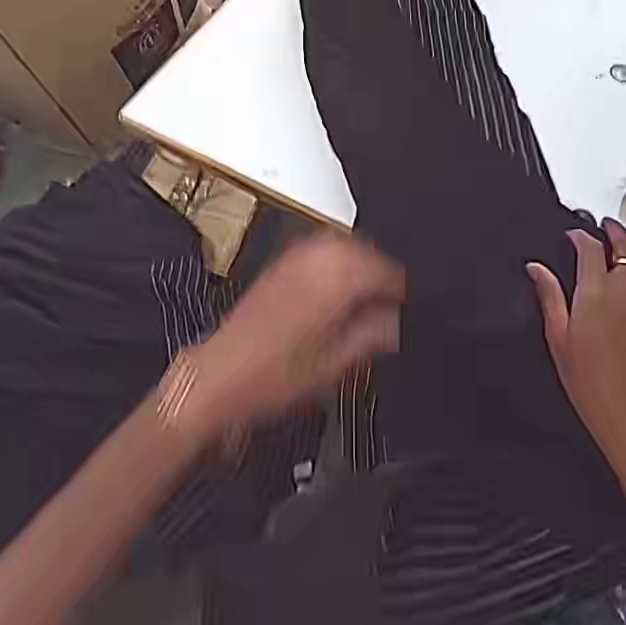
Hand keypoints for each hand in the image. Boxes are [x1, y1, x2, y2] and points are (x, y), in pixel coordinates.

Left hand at [174, 233, 404, 444]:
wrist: (217, 377)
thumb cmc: (265, 377)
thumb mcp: (335, 365)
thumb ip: (375, 335)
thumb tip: (399, 322)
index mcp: (336, 281)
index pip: (390, 272)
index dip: (404, 294)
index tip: (408, 310)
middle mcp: (317, 260)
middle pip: (370, 254)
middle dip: (384, 278)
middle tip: (391, 305)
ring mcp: (298, 258)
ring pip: (348, 247)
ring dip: (362, 267)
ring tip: (368, 297)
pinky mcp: (283, 263)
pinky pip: (324, 250)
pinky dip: (338, 264)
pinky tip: (339, 288)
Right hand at [529, 220, 625, 456]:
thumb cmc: (590, 380)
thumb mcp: (558, 335)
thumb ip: (549, 295)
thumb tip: (537, 270)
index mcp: (597, 290)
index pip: (590, 247)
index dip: (581, 236)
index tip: (574, 236)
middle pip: (625, 246)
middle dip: (614, 232)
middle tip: (605, 228)